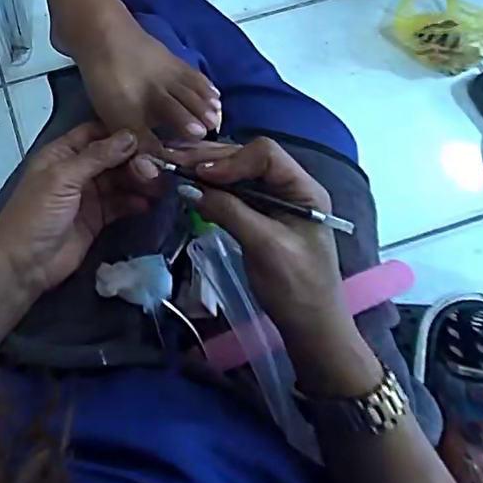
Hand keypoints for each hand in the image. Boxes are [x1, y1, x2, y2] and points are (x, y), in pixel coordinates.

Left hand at [0, 123, 158, 293]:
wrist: (24, 264)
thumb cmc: (37, 213)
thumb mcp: (63, 179)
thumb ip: (96, 157)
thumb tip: (129, 136)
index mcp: (62, 153)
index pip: (95, 133)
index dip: (120, 132)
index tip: (149, 133)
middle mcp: (76, 170)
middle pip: (111, 157)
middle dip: (134, 159)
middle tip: (157, 166)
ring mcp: (87, 194)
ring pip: (119, 180)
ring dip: (138, 180)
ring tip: (159, 184)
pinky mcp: (97, 218)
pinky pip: (120, 204)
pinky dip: (134, 202)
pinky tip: (149, 202)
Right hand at [162, 139, 378, 385]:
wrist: (310, 327)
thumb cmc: (297, 288)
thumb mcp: (265, 247)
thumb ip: (230, 212)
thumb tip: (188, 188)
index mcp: (302, 188)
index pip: (265, 154)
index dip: (231, 159)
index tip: (202, 175)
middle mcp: (287, 185)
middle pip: (245, 156)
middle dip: (210, 159)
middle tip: (173, 161)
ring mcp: (271, 198)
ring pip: (234, 170)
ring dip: (203, 168)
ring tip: (172, 165)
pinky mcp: (256, 211)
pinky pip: (229, 188)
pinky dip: (206, 185)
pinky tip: (186, 183)